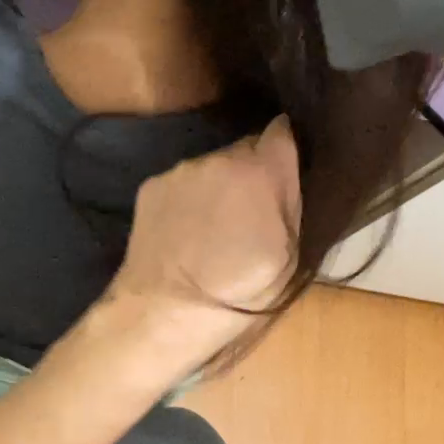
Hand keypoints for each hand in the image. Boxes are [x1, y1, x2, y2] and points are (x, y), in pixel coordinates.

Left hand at [108, 118, 302, 346]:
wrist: (165, 312)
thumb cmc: (239, 292)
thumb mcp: (291, 256)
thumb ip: (292, 205)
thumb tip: (293, 176)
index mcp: (261, 171)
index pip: (283, 132)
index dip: (286, 147)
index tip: (286, 168)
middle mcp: (219, 157)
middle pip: (244, 151)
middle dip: (251, 174)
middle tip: (251, 213)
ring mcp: (180, 170)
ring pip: (210, 168)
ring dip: (217, 187)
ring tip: (213, 228)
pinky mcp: (151, 185)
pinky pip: (180, 183)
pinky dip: (186, 200)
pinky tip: (184, 232)